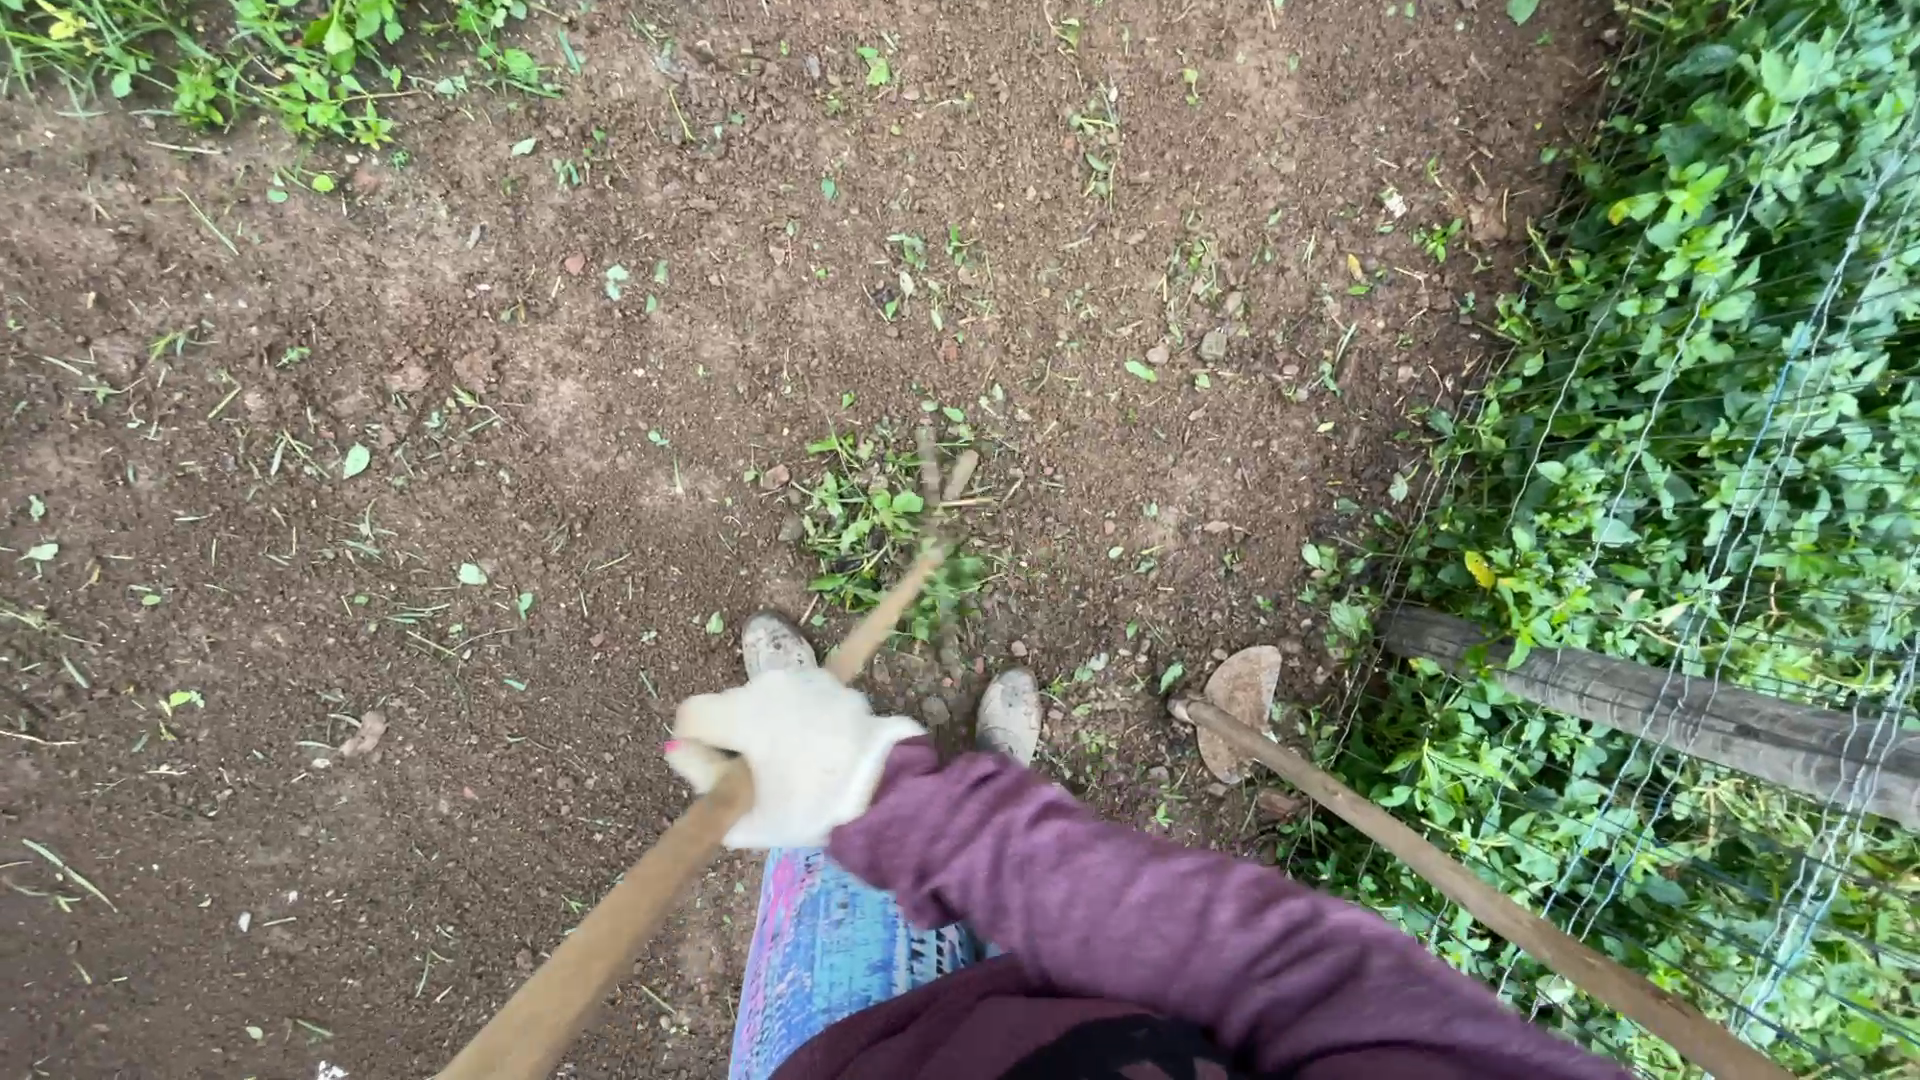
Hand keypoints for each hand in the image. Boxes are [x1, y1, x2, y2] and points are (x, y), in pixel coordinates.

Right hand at [664, 667, 924, 847]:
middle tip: (759, 773)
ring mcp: (803, 677)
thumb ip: (702, 780)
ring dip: (768, 723)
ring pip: (766, 699)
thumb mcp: (742, 815)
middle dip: (735, 734)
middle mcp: (767, 683)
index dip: (695, 744)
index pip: (690, 714)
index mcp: (739, 712)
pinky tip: (817, 745)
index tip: (715, 770)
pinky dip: (799, 716)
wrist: (881, 786)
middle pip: (731, 706)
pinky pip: (799, 697)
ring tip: (793, 761)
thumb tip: (679, 750)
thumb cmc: (807, 807)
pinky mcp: (831, 682)